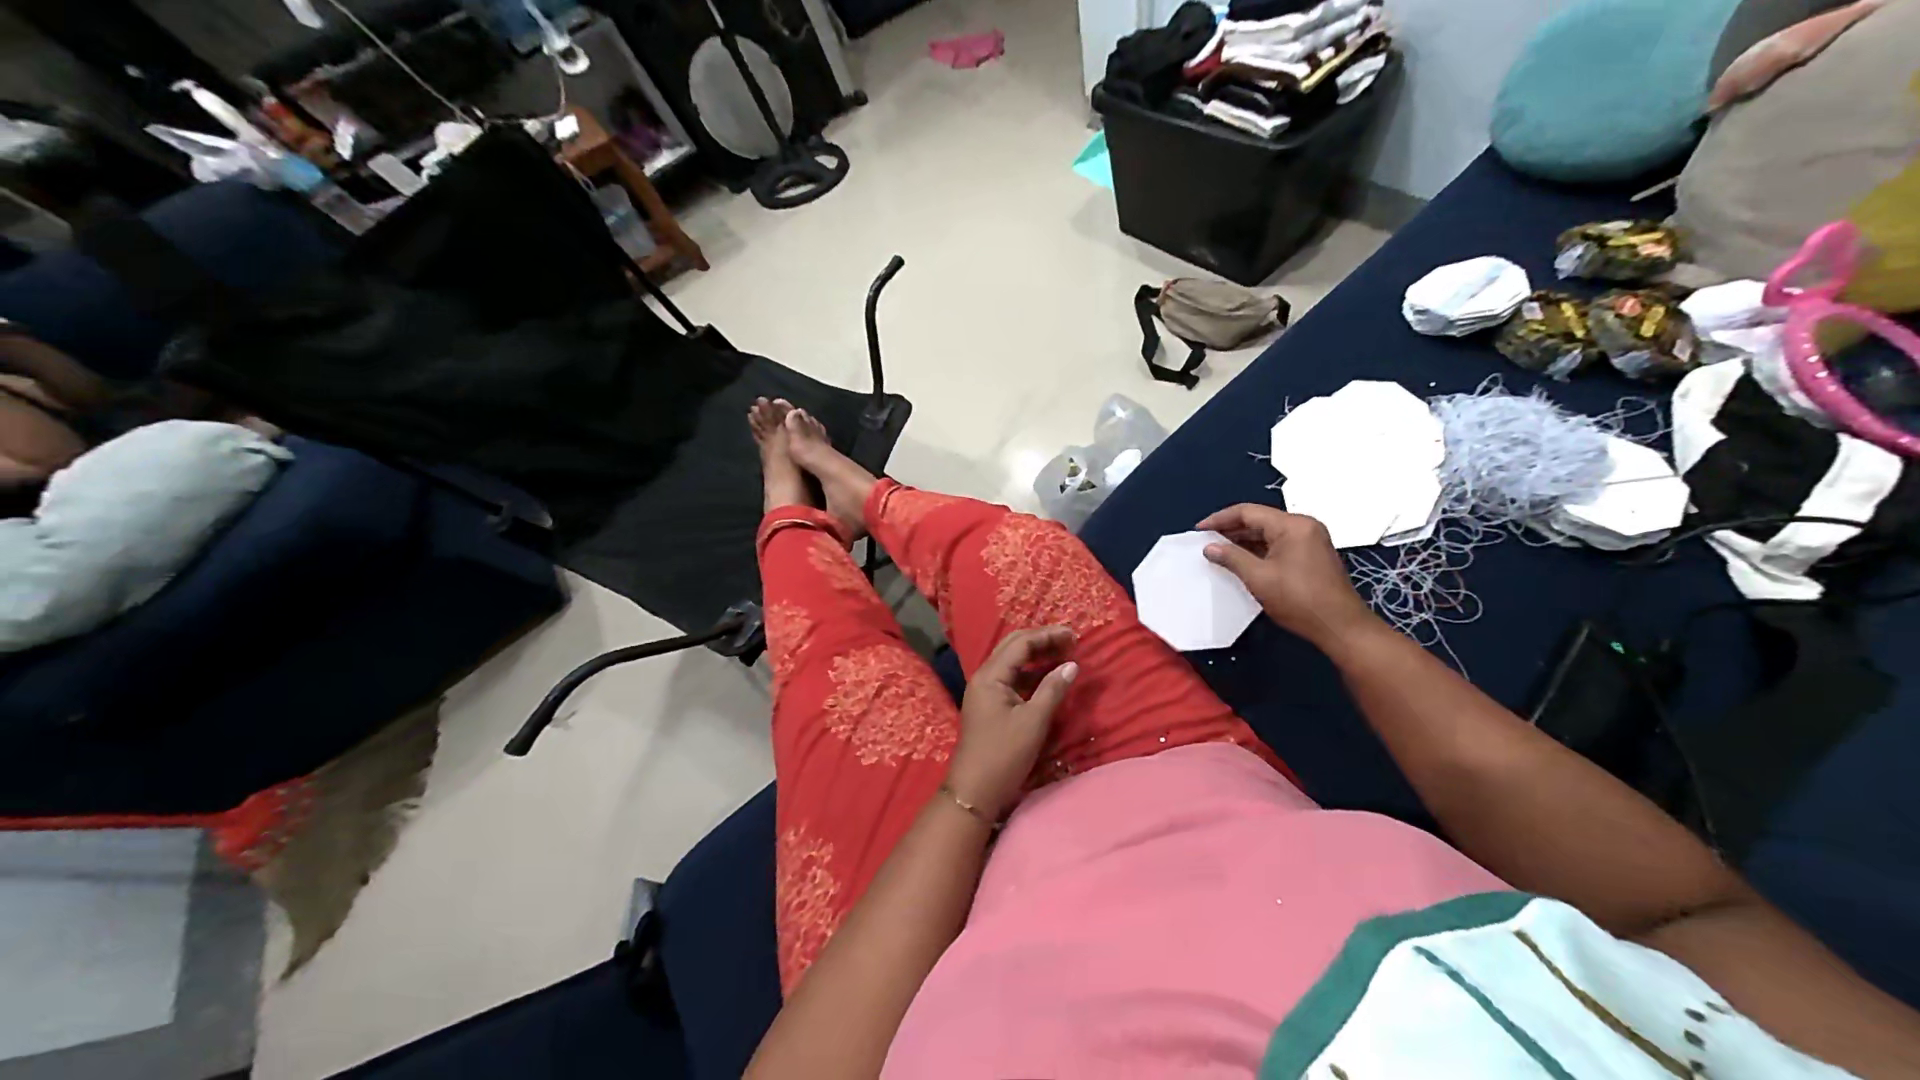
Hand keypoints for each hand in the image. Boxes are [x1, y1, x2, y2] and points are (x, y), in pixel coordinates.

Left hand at [947, 626, 1078, 820]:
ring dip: (1038, 657)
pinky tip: (1050, 679)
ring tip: (1065, 657)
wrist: (974, 792)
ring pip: (1013, 663)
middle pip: (1014, 647)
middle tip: (1071, 642)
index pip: (1020, 643)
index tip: (1075, 636)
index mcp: (990, 676)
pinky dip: (1032, 675)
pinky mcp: (990, 706)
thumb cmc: (1004, 755)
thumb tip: (1072, 665)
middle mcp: (984, 677)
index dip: (1048, 636)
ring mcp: (985, 692)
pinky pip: (1013, 680)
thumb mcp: (1033, 722)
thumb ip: (1053, 689)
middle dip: (1042, 641)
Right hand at [1196, 503, 1378, 650]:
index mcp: (1293, 525)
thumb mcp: (1259, 578)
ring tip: (1219, 552)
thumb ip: (1231, 558)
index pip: (1248, 512)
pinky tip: (1242, 561)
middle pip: (1260, 520)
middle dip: (1231, 530)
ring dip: (1244, 542)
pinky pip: (1279, 545)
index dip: (1220, 519)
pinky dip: (1259, 551)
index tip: (1199, 530)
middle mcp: (1304, 527)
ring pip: (1269, 534)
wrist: (1340, 626)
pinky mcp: (1312, 556)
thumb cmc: (1299, 600)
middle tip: (1206, 541)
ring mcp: (1310, 541)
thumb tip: (1210, 547)